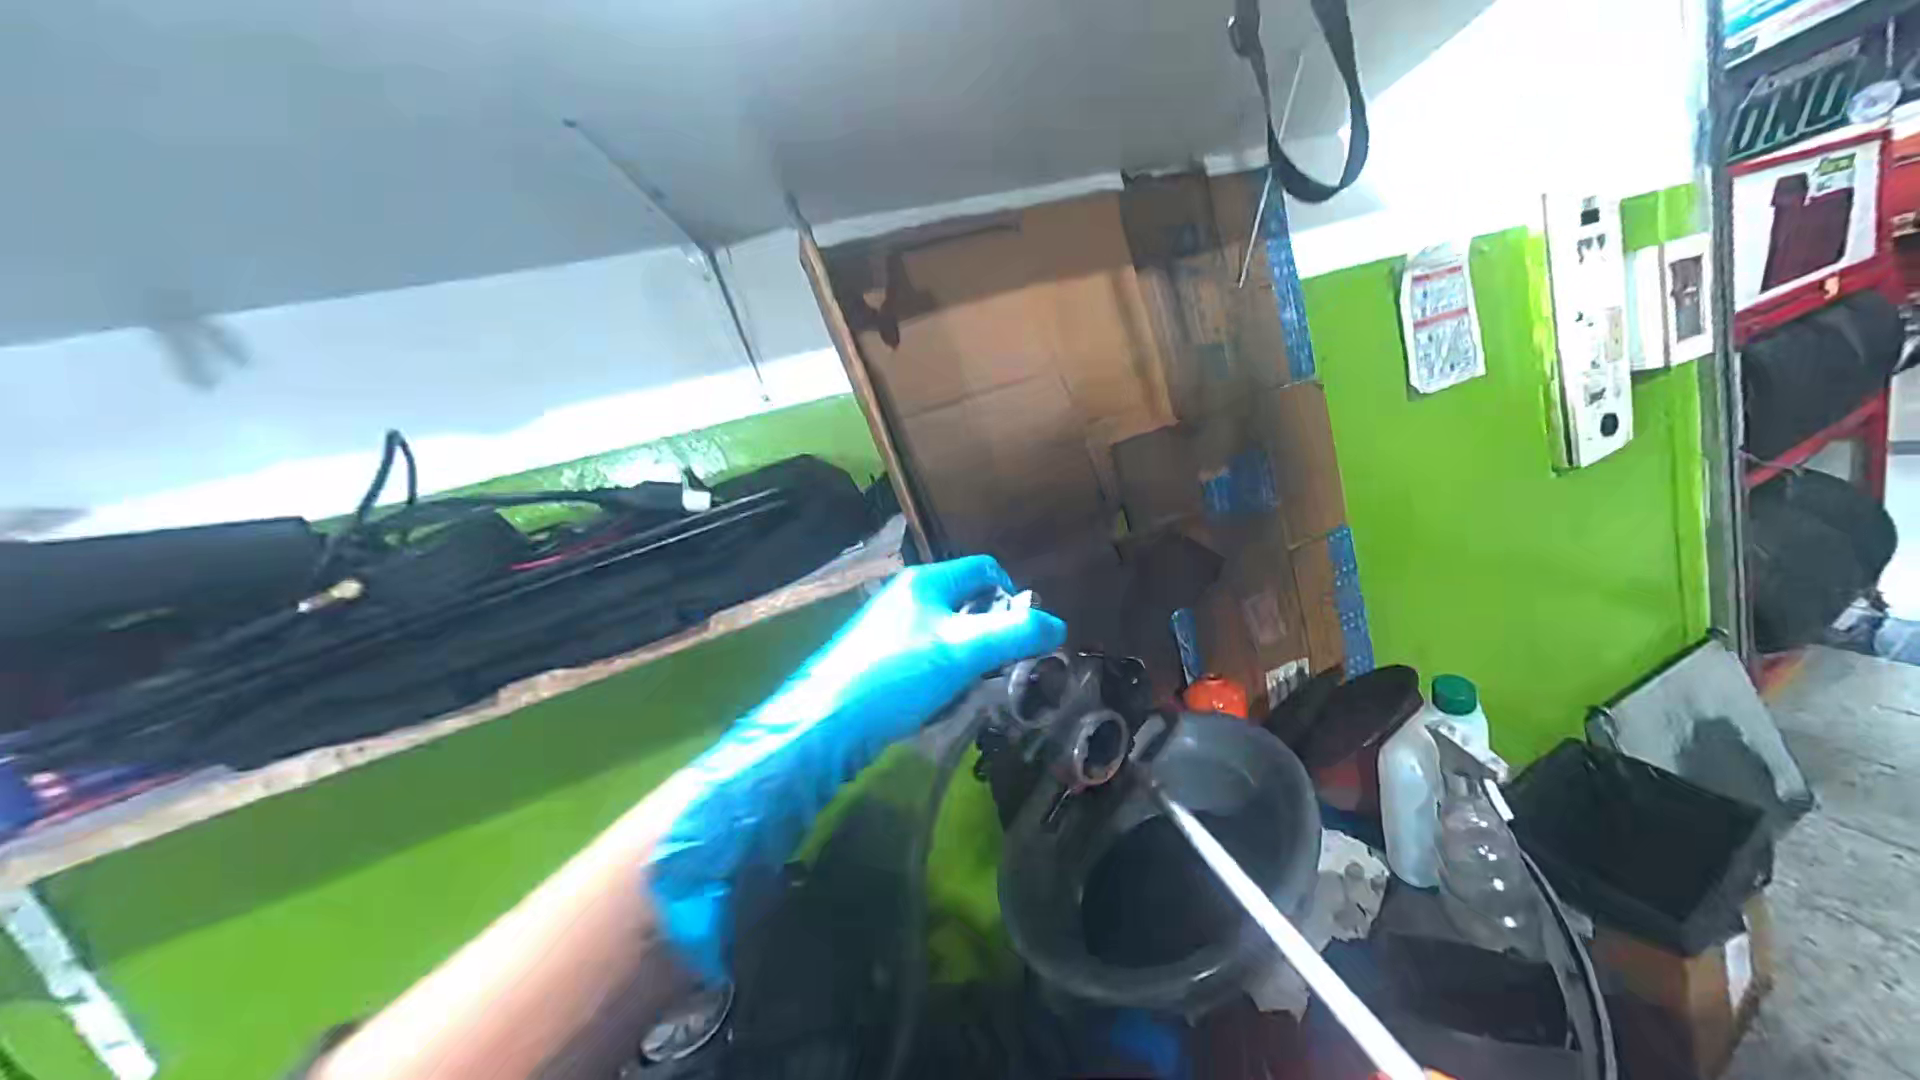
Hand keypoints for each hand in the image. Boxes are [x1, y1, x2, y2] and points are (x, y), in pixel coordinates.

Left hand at [647, 555, 1065, 978]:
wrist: (825, 723)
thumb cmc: (896, 676)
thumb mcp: (962, 652)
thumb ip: (1013, 635)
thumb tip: (1058, 624)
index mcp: (925, 582)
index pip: (983, 569)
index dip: (1012, 593)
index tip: (1025, 631)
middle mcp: (905, 597)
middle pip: (966, 603)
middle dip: (989, 635)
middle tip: (1000, 668)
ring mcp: (888, 628)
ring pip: (947, 635)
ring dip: (966, 661)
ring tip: (968, 690)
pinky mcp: (877, 659)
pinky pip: (924, 658)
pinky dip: (941, 676)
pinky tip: (936, 703)